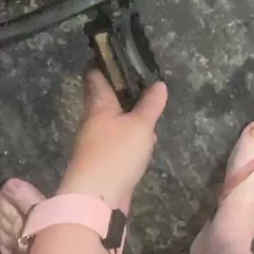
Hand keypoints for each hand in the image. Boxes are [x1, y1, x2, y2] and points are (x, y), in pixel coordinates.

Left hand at [56, 69, 168, 209]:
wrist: (96, 200)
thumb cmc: (115, 153)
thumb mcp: (140, 126)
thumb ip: (150, 105)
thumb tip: (159, 84)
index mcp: (98, 105)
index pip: (95, 76)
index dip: (104, 63)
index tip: (118, 53)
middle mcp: (94, 121)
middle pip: (106, 100)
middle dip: (123, 92)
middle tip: (144, 82)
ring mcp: (97, 144)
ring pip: (114, 122)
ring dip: (130, 117)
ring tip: (151, 110)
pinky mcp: (104, 164)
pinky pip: (119, 144)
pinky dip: (132, 139)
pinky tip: (146, 142)